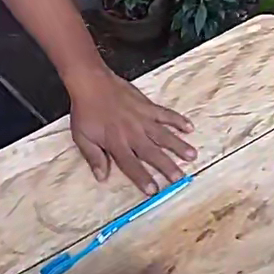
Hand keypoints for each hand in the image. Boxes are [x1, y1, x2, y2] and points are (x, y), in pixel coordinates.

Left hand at [66, 68, 195, 194]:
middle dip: (167, 166)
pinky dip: (178, 120)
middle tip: (179, 178)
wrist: (91, 82)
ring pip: (163, 135)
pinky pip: (165, 114)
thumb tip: (101, 177)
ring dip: (178, 146)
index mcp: (116, 143)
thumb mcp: (82, 137)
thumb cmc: (85, 111)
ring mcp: (142, 119)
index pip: (131, 165)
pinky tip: (190, 127)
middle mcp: (132, 133)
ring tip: (192, 155)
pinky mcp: (148, 106)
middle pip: (152, 153)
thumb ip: (94, 157)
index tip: (153, 190)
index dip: (142, 178)